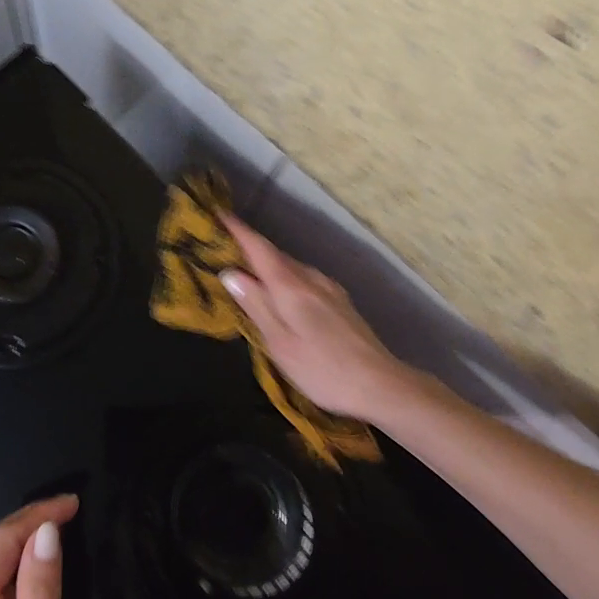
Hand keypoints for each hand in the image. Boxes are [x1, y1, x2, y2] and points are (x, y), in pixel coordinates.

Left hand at [0, 494, 78, 598]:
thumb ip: (39, 595)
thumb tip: (47, 532)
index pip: (4, 538)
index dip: (40, 513)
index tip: (72, 502)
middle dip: (24, 522)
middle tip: (62, 512)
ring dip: (12, 546)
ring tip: (47, 538)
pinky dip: (0, 575)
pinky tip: (21, 582)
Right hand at [219, 215, 415, 423]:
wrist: (380, 385)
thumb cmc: (323, 368)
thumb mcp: (280, 342)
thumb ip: (256, 305)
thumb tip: (230, 273)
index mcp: (291, 286)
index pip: (259, 248)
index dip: (238, 230)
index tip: (218, 213)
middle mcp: (311, 278)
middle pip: (275, 256)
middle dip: (249, 249)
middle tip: (222, 251)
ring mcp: (329, 288)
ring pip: (291, 268)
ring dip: (268, 266)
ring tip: (247, 274)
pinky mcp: (340, 302)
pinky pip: (303, 280)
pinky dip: (285, 280)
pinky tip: (281, 297)